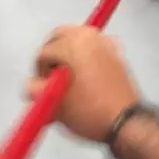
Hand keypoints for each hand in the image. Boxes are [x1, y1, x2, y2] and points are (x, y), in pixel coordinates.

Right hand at [28, 23, 141, 142]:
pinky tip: (86, 70)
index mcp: (72, 46)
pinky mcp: (116, 52)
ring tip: (68, 73)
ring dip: (69, 50)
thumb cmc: (89, 112)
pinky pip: (95, 44)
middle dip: (52, 52)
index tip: (44, 88)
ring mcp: (105, 42)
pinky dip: (87, 51)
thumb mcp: (57, 106)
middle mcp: (88, 36)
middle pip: (60, 34)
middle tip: (52, 75)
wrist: (128, 124)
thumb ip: (37, 91)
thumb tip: (29, 86)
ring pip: (78, 36)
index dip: (39, 71)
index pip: (44, 52)